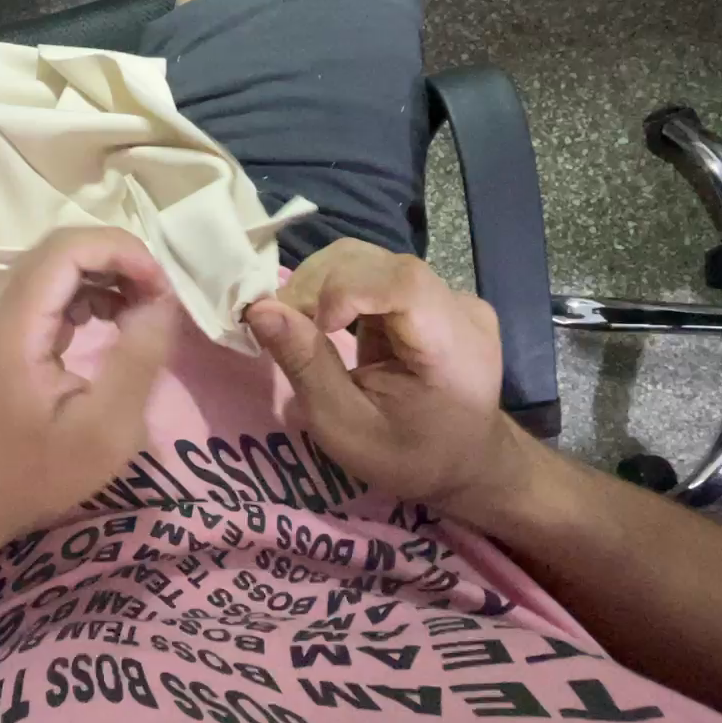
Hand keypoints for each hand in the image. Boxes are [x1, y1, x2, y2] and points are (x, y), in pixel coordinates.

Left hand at [0, 228, 179, 552]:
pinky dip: (84, 290)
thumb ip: (138, 358)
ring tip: (142, 310)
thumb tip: (161, 300)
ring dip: (104, 273)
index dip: (122, 251)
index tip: (162, 287)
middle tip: (159, 298)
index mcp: (13, 323)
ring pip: (54, 261)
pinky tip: (110, 320)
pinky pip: (45, 284)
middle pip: (60, 247)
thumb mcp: (105, 429)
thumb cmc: (37, 473)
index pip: (67, 249)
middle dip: (118, 259)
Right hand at [245, 239, 537, 520]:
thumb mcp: (343, 425)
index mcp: (453, 346)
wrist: (463, 463)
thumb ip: (305, 364)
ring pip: (364, 259)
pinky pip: (369, 271)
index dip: (343, 289)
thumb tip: (258, 308)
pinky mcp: (429, 293)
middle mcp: (458, 305)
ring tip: (301, 326)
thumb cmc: (404, 454)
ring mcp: (446, 294)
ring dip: (318, 285)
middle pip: (374, 263)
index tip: (309, 326)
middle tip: (285, 326)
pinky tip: (323, 323)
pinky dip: (331, 289)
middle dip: (316, 287)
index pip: (401, 283)